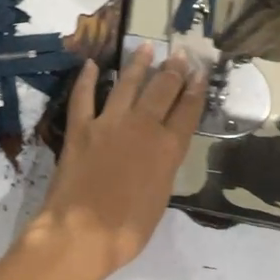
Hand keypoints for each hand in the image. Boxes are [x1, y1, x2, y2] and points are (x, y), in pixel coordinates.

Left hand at [22, 43, 205, 278]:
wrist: (82, 232)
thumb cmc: (127, 229)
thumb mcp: (160, 199)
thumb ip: (162, 168)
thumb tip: (161, 153)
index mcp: (168, 149)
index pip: (187, 111)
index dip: (195, 90)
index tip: (200, 73)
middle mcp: (142, 128)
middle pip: (161, 91)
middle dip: (173, 70)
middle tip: (179, 53)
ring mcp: (108, 124)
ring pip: (126, 85)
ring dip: (137, 65)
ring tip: (145, 47)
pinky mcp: (79, 129)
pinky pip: (83, 97)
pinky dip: (88, 79)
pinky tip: (92, 65)